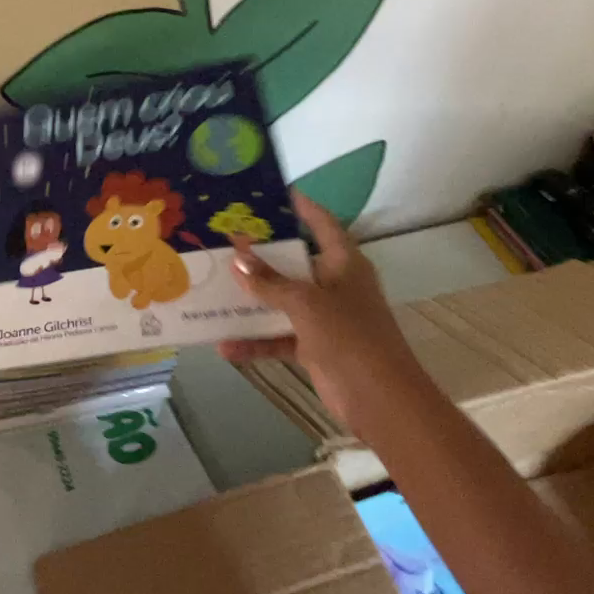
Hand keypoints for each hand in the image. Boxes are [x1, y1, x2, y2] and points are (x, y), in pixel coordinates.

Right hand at [219, 191, 425, 436]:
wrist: (380, 400)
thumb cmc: (349, 337)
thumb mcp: (306, 303)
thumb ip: (270, 282)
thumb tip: (238, 257)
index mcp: (343, 263)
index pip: (322, 223)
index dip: (300, 207)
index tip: (271, 193)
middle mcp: (334, 284)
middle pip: (294, 262)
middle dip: (261, 255)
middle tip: (224, 240)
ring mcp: (324, 317)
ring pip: (282, 301)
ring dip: (252, 300)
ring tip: (213, 289)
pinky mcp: (314, 346)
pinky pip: (278, 337)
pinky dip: (255, 342)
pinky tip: (224, 346)